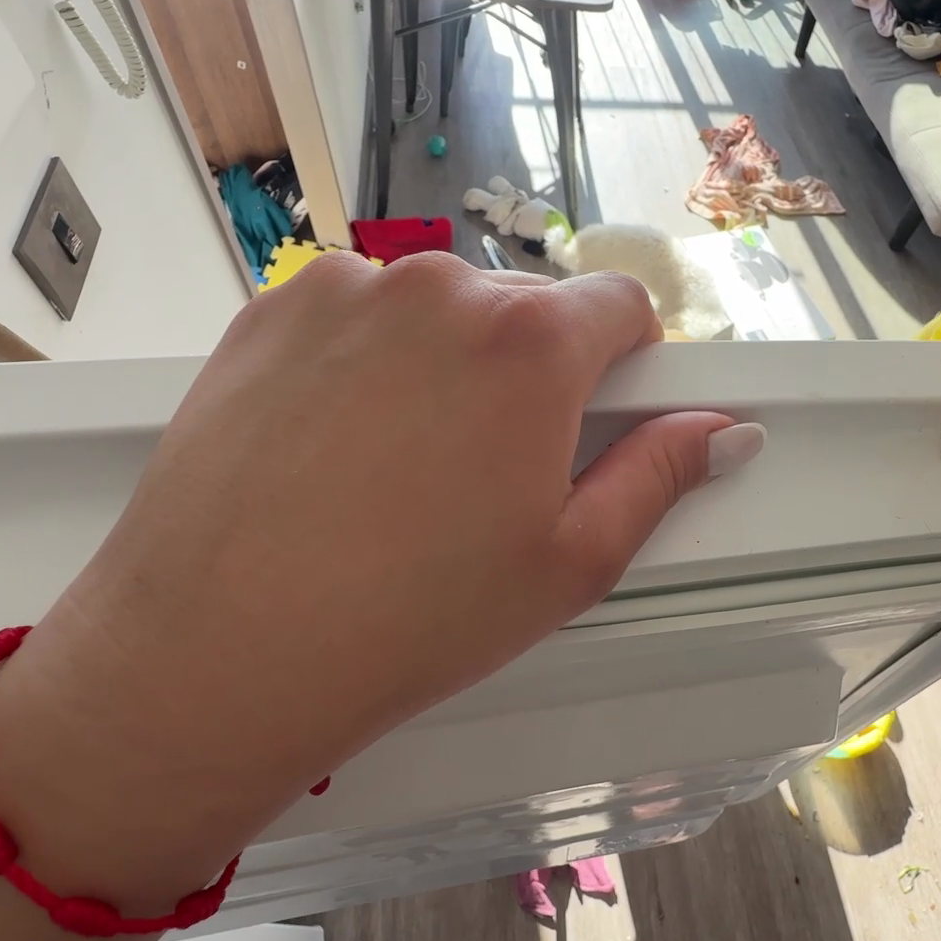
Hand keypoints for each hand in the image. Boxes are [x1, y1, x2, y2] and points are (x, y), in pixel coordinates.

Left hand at [0, 251, 760, 902]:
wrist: (215, 653)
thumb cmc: (414, 619)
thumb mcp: (571, 561)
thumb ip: (660, 474)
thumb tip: (725, 429)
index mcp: (529, 343)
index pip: (622, 304)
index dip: (625, 362)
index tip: (596, 419)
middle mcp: (439, 287)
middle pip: (527, 309)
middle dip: (533, 372)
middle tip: (493, 470)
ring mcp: (345, 289)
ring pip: (441, 310)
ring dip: (450, 363)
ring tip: (407, 465)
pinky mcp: (272, 309)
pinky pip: (359, 314)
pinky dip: (373, 358)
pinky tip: (342, 444)